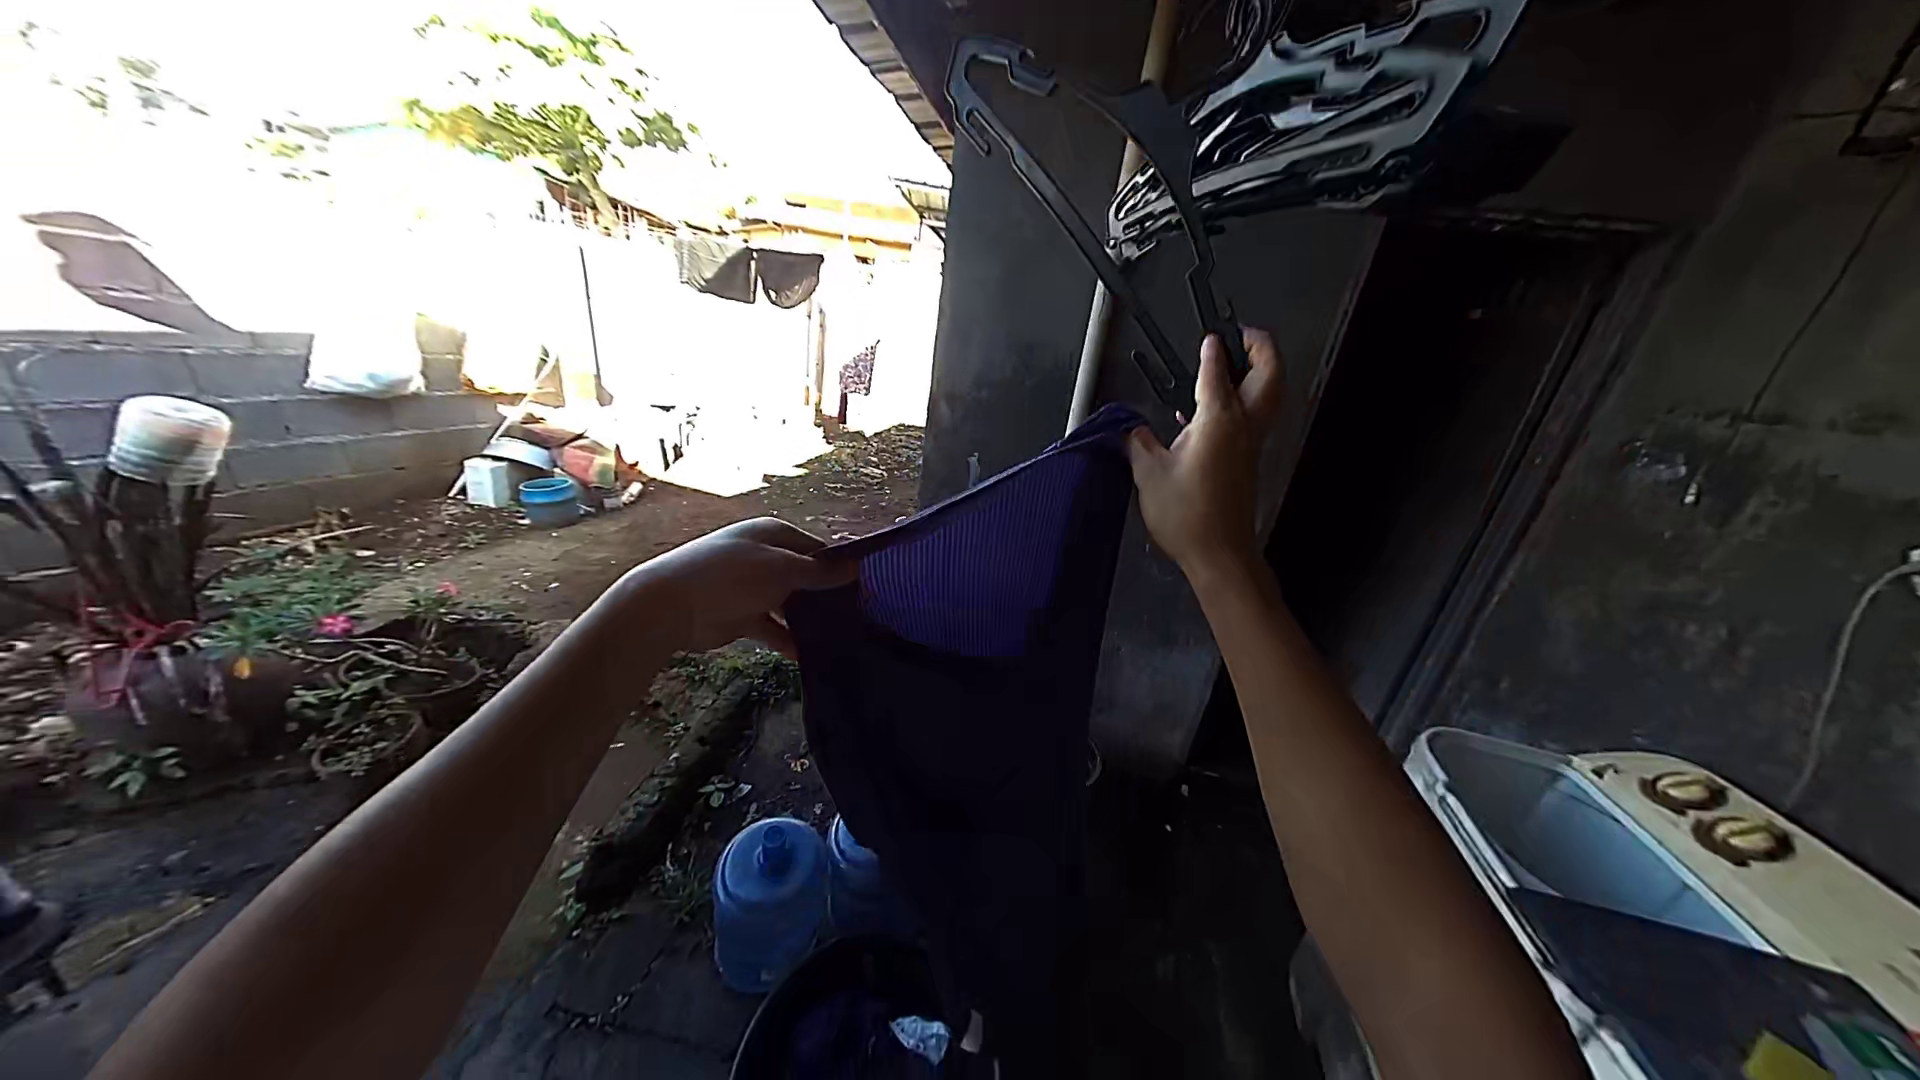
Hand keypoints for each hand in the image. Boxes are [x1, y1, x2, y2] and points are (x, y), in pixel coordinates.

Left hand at [618, 517, 855, 656]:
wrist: (672, 606)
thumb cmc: (732, 576)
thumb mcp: (782, 569)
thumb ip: (820, 572)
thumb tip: (855, 567)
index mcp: (773, 535)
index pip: (816, 548)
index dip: (839, 566)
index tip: (864, 588)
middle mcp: (765, 558)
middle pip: (805, 576)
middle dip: (826, 594)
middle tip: (857, 615)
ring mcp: (753, 588)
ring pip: (791, 603)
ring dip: (809, 618)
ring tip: (840, 635)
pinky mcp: (743, 616)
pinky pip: (774, 627)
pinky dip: (788, 638)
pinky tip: (809, 653)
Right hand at [1127, 327, 1283, 582]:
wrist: (1218, 553)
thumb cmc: (1186, 515)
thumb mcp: (1148, 474)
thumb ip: (1139, 443)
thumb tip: (1132, 430)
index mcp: (1219, 422)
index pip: (1216, 373)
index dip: (1211, 352)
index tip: (1208, 337)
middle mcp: (1243, 427)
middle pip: (1268, 374)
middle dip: (1260, 348)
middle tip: (1243, 335)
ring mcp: (1250, 444)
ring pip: (1268, 396)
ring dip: (1258, 373)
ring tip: (1235, 363)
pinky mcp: (1247, 461)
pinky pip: (1254, 418)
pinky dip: (1245, 400)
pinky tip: (1213, 410)